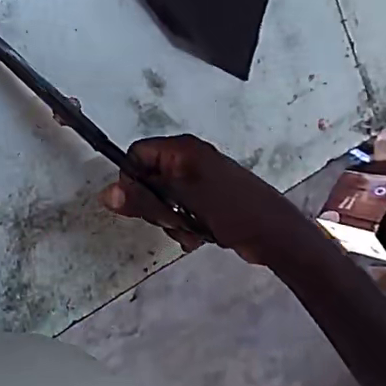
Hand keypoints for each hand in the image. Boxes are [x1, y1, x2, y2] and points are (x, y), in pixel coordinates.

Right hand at [95, 135, 298, 264]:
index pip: (137, 155)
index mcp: (182, 150)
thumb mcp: (182, 204)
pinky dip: (183, 225)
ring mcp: (199, 180)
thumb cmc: (233, 210)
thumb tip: (107, 194)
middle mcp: (188, 160)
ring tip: (190, 231)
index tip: (140, 203)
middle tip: (172, 219)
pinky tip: (198, 236)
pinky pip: (180, 210)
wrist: (278, 236)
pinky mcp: (207, 200)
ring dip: (170, 220)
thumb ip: (143, 198)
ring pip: (163, 199)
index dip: (133, 179)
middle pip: (148, 179)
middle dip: (156, 206)